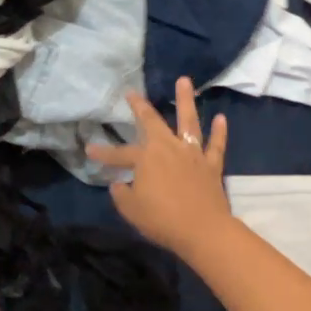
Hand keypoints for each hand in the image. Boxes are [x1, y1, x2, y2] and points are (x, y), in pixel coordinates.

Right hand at [87, 77, 233, 257]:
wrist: (203, 230)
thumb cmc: (162, 219)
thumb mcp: (131, 209)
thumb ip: (122, 194)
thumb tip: (120, 184)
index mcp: (146, 158)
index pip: (119, 154)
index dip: (103, 153)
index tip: (89, 150)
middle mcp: (168, 148)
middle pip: (153, 122)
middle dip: (140, 106)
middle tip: (132, 92)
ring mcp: (192, 154)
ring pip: (189, 121)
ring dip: (186, 100)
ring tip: (184, 80)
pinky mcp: (211, 165)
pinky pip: (216, 145)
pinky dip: (219, 131)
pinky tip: (220, 118)